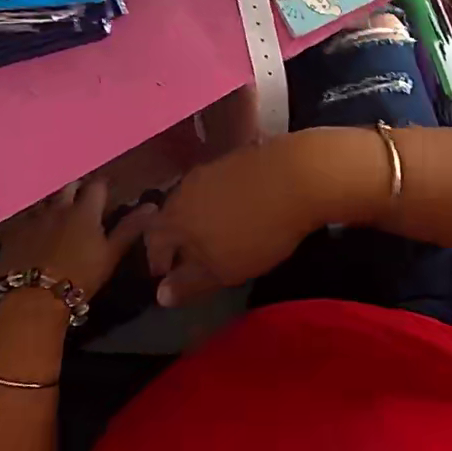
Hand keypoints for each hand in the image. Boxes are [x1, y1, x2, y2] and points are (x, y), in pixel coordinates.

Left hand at [0, 180, 155, 300]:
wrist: (32, 299)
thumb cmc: (80, 276)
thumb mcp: (111, 254)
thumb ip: (131, 228)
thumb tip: (152, 205)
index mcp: (85, 211)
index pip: (97, 186)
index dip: (103, 186)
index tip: (108, 191)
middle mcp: (58, 207)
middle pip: (69, 187)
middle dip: (77, 189)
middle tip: (84, 201)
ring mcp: (33, 219)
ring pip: (47, 201)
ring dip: (56, 204)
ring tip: (61, 215)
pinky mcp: (13, 233)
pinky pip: (27, 219)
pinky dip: (35, 221)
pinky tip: (37, 232)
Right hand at [145, 129, 375, 305]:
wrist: (299, 175)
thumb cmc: (257, 231)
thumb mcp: (224, 269)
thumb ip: (190, 283)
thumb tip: (160, 294)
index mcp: (175, 216)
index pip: (152, 239)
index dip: (157, 259)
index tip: (166, 274)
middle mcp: (187, 186)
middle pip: (172, 213)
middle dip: (177, 235)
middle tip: (191, 253)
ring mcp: (214, 167)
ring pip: (196, 195)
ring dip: (200, 215)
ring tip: (217, 231)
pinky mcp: (240, 156)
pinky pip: (221, 183)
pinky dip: (224, 198)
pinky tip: (242, 207)